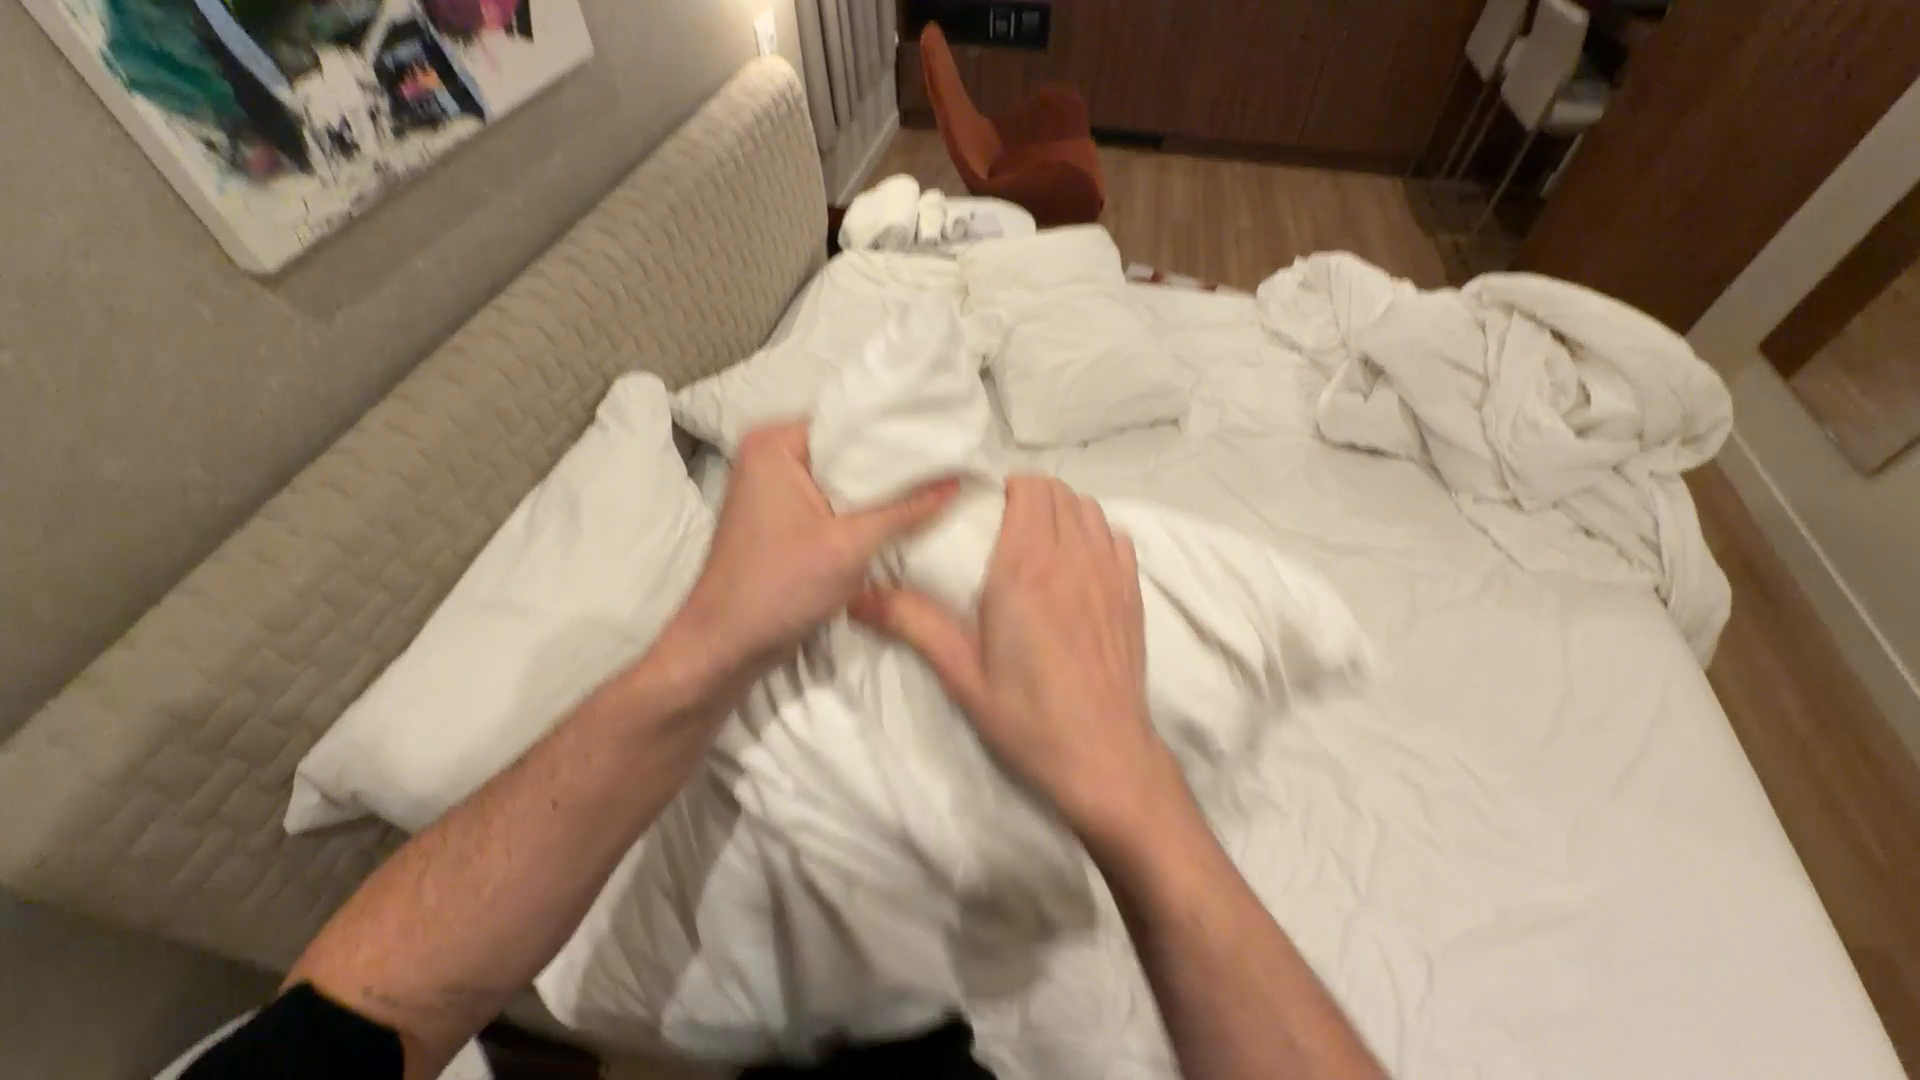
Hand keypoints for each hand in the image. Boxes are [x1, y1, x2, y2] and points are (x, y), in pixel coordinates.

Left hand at [677, 420, 958, 676]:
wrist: (725, 647)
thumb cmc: (779, 587)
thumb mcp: (850, 545)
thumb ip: (906, 509)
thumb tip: (958, 479)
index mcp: (774, 444)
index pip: (850, 423)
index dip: (898, 435)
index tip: (947, 441)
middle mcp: (770, 457)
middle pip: (847, 451)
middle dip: (894, 466)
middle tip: (950, 466)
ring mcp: (774, 491)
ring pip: (843, 481)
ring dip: (881, 494)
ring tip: (938, 488)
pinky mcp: (782, 521)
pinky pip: (832, 505)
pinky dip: (862, 514)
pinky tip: (904, 518)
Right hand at [853, 474, 1177, 839]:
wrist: (1102, 755)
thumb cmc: (1026, 717)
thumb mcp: (960, 672)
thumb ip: (912, 623)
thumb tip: (856, 597)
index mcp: (1026, 569)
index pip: (1029, 489)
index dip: (1006, 488)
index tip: (984, 510)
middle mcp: (1073, 559)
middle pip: (1059, 492)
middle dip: (1029, 495)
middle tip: (1003, 524)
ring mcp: (1110, 575)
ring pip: (1090, 510)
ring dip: (1063, 511)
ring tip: (1039, 540)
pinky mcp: (1133, 596)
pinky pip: (1118, 538)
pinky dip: (1097, 534)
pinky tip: (1079, 562)